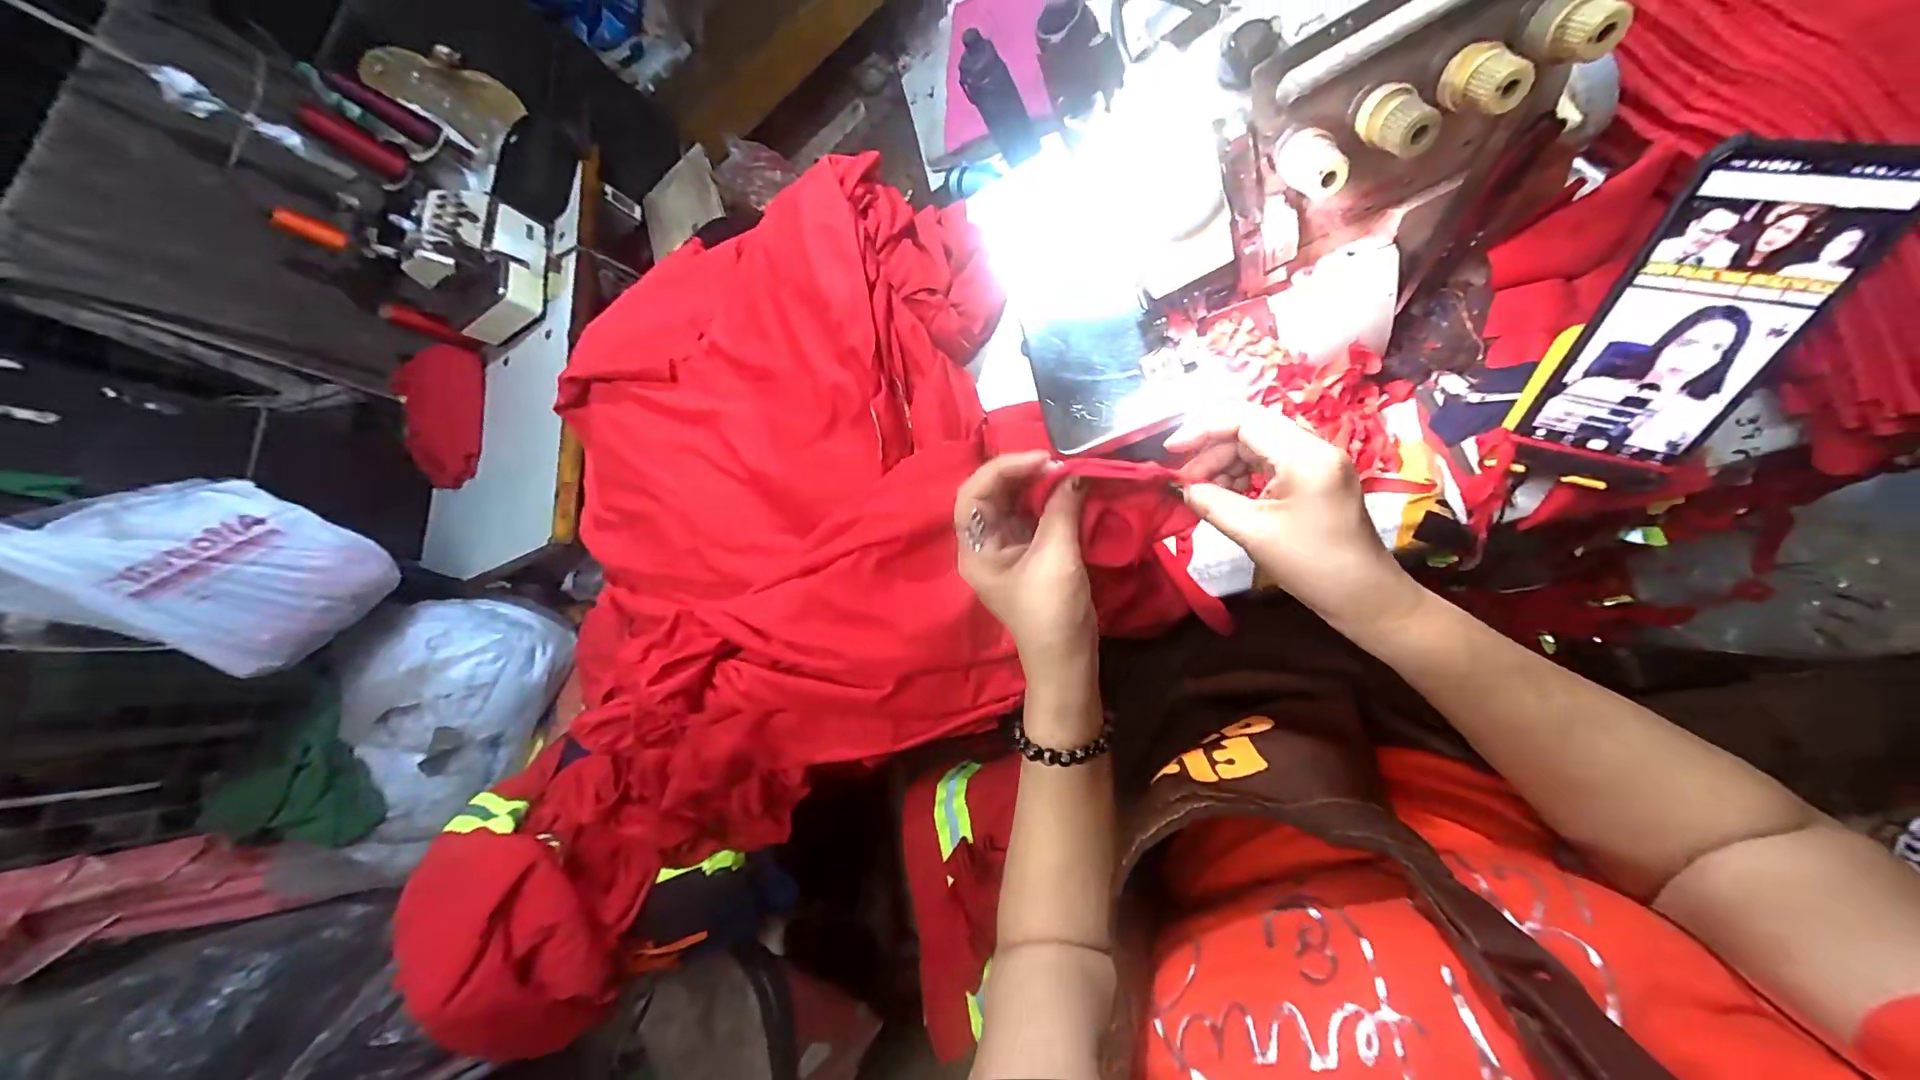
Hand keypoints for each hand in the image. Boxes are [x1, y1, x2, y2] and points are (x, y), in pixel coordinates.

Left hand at [955, 452, 1095, 674]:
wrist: (1067, 657)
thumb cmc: (1051, 612)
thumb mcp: (1057, 557)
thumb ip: (1062, 510)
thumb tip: (1075, 473)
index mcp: (975, 549)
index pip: (972, 494)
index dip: (1002, 469)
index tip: (1041, 460)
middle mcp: (984, 543)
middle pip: (991, 493)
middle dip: (1021, 472)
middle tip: (1057, 463)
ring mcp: (1007, 546)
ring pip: (1012, 501)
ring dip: (1036, 483)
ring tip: (1064, 471)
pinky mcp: (1029, 550)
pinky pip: (1032, 514)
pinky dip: (1048, 498)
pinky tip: (1067, 489)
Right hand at [1166, 408, 1421, 632]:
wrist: (1363, 595)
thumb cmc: (1310, 564)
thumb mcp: (1252, 532)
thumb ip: (1211, 502)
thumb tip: (1182, 487)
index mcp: (1304, 454)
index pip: (1243, 418)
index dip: (1201, 429)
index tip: (1171, 452)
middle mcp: (1313, 447)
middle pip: (1249, 428)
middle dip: (1210, 451)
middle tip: (1184, 482)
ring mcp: (1316, 461)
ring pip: (1256, 445)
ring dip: (1223, 464)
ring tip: (1202, 493)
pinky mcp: (1314, 478)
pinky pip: (1268, 462)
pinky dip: (1241, 475)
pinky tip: (1225, 497)